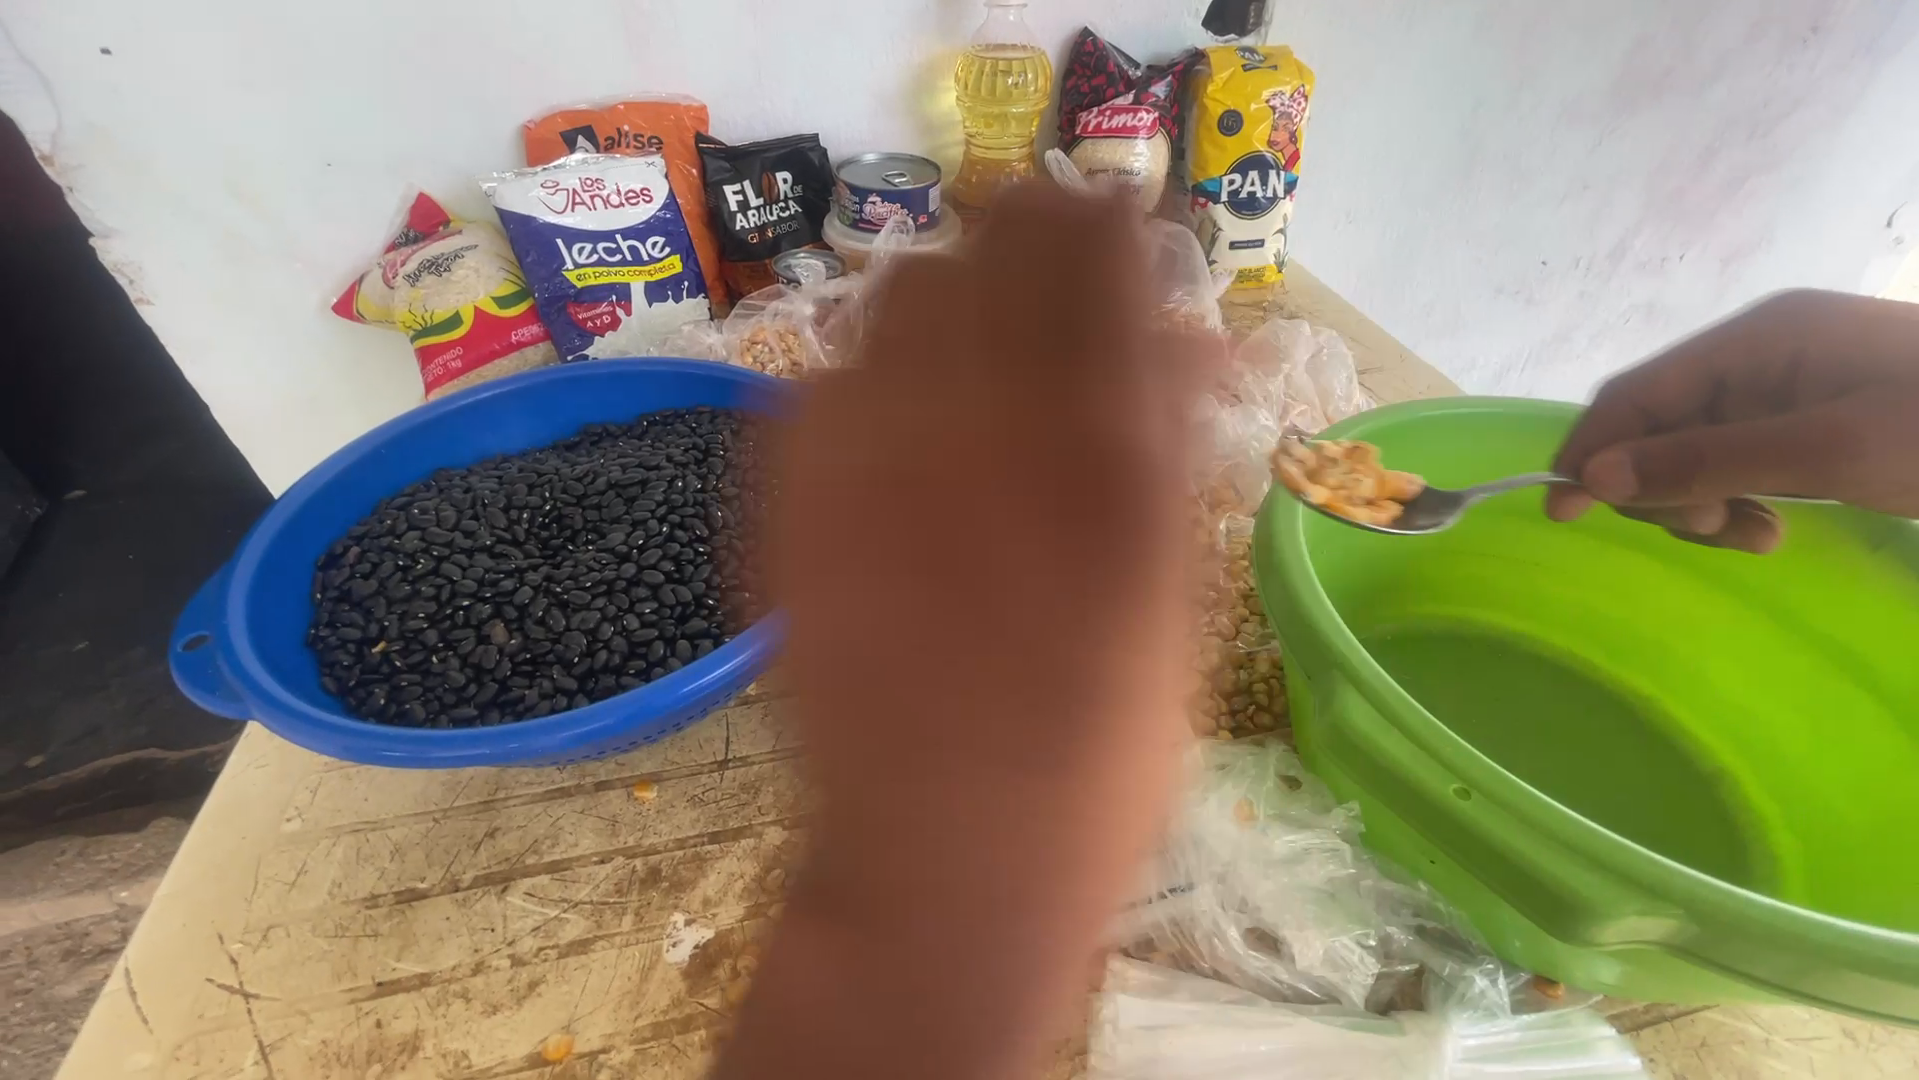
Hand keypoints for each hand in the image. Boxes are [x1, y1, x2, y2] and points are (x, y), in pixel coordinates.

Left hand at [716, 186, 1215, 1079]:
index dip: (1102, 222)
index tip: (1112, 209)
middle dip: (1020, 235)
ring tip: (967, 330)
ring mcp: (856, 468)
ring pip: (891, 304)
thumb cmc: (1093, 756)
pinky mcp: (780, 513)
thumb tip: (1181, 350)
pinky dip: (862, 375)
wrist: (943, 868)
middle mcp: (968, 438)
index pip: (1092, 267)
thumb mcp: (1171, 604)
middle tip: (1039, 249)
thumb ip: (1166, 456)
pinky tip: (891, 416)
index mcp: (1091, 459)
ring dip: (942, 293)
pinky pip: (816, 387)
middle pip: (984, 257)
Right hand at [1548, 289, 1918, 551]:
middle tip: (1701, 532)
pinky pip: (1730, 468)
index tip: (1563, 510)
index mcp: (1757, 339)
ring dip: (1696, 503)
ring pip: (1687, 456)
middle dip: (1658, 486)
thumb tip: (1588, 478)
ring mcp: (1782, 393)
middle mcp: (1757, 359)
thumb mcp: (1835, 449)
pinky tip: (1768, 528)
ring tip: (1750, 536)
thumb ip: (1703, 461)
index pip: (1635, 396)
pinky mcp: (1806, 427)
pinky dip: (1731, 504)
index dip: (1591, 451)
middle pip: (1655, 428)